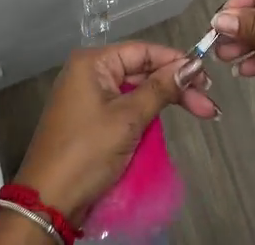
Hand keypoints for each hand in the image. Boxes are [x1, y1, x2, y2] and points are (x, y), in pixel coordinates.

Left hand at [12, 42, 218, 222]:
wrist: (47, 204)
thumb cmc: (86, 152)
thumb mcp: (128, 118)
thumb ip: (161, 88)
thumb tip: (192, 64)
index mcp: (93, 63)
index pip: (143, 51)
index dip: (176, 61)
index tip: (205, 74)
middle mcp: (90, 73)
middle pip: (142, 71)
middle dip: (176, 86)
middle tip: (207, 102)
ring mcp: (90, 98)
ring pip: (137, 91)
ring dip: (166, 101)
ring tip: (200, 110)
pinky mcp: (92, 122)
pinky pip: (127, 109)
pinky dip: (149, 115)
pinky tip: (170, 118)